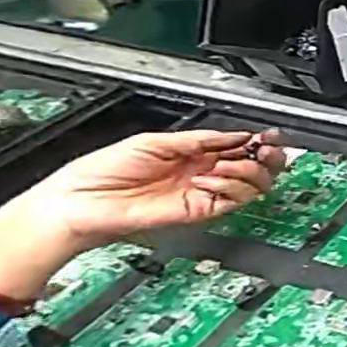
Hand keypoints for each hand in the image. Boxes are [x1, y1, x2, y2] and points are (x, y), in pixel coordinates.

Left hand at [7, 128, 288, 243]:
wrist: (77, 203)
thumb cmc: (101, 171)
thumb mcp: (154, 141)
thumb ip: (199, 138)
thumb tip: (238, 135)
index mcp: (197, 154)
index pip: (243, 146)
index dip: (260, 140)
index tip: (268, 136)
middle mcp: (208, 172)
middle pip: (259, 165)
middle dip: (269, 155)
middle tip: (266, 149)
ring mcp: (207, 192)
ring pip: (255, 183)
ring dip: (248, 169)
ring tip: (224, 165)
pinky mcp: (202, 210)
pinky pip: (235, 198)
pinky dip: (230, 185)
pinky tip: (208, 179)